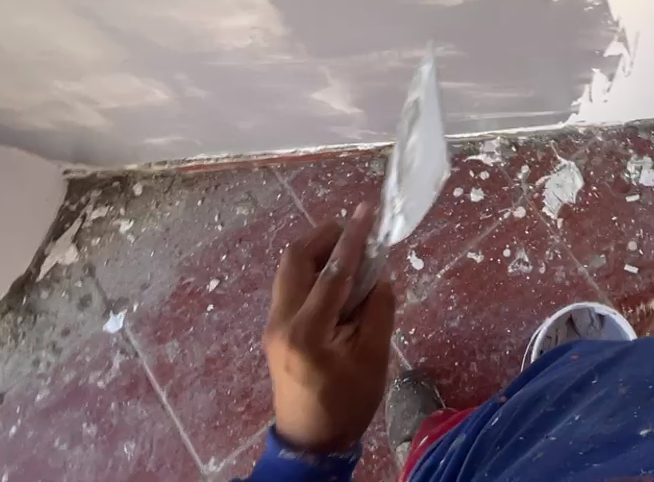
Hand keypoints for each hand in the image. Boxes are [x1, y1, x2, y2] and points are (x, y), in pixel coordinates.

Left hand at [263, 204, 396, 454]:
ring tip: (350, 252)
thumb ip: (379, 309)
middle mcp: (282, 322)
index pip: (333, 271)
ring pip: (290, 269)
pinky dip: (314, 270)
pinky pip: (292, 285)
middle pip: (295, 259)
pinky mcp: (276, 330)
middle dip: (326, 236)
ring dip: (319, 252)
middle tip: (356, 230)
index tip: (368, 210)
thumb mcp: (374, 356)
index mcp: (307, 331)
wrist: (311, 444)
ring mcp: (274, 325)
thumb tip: (379, 275)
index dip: (353, 237)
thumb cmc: (347, 403)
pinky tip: (339, 279)